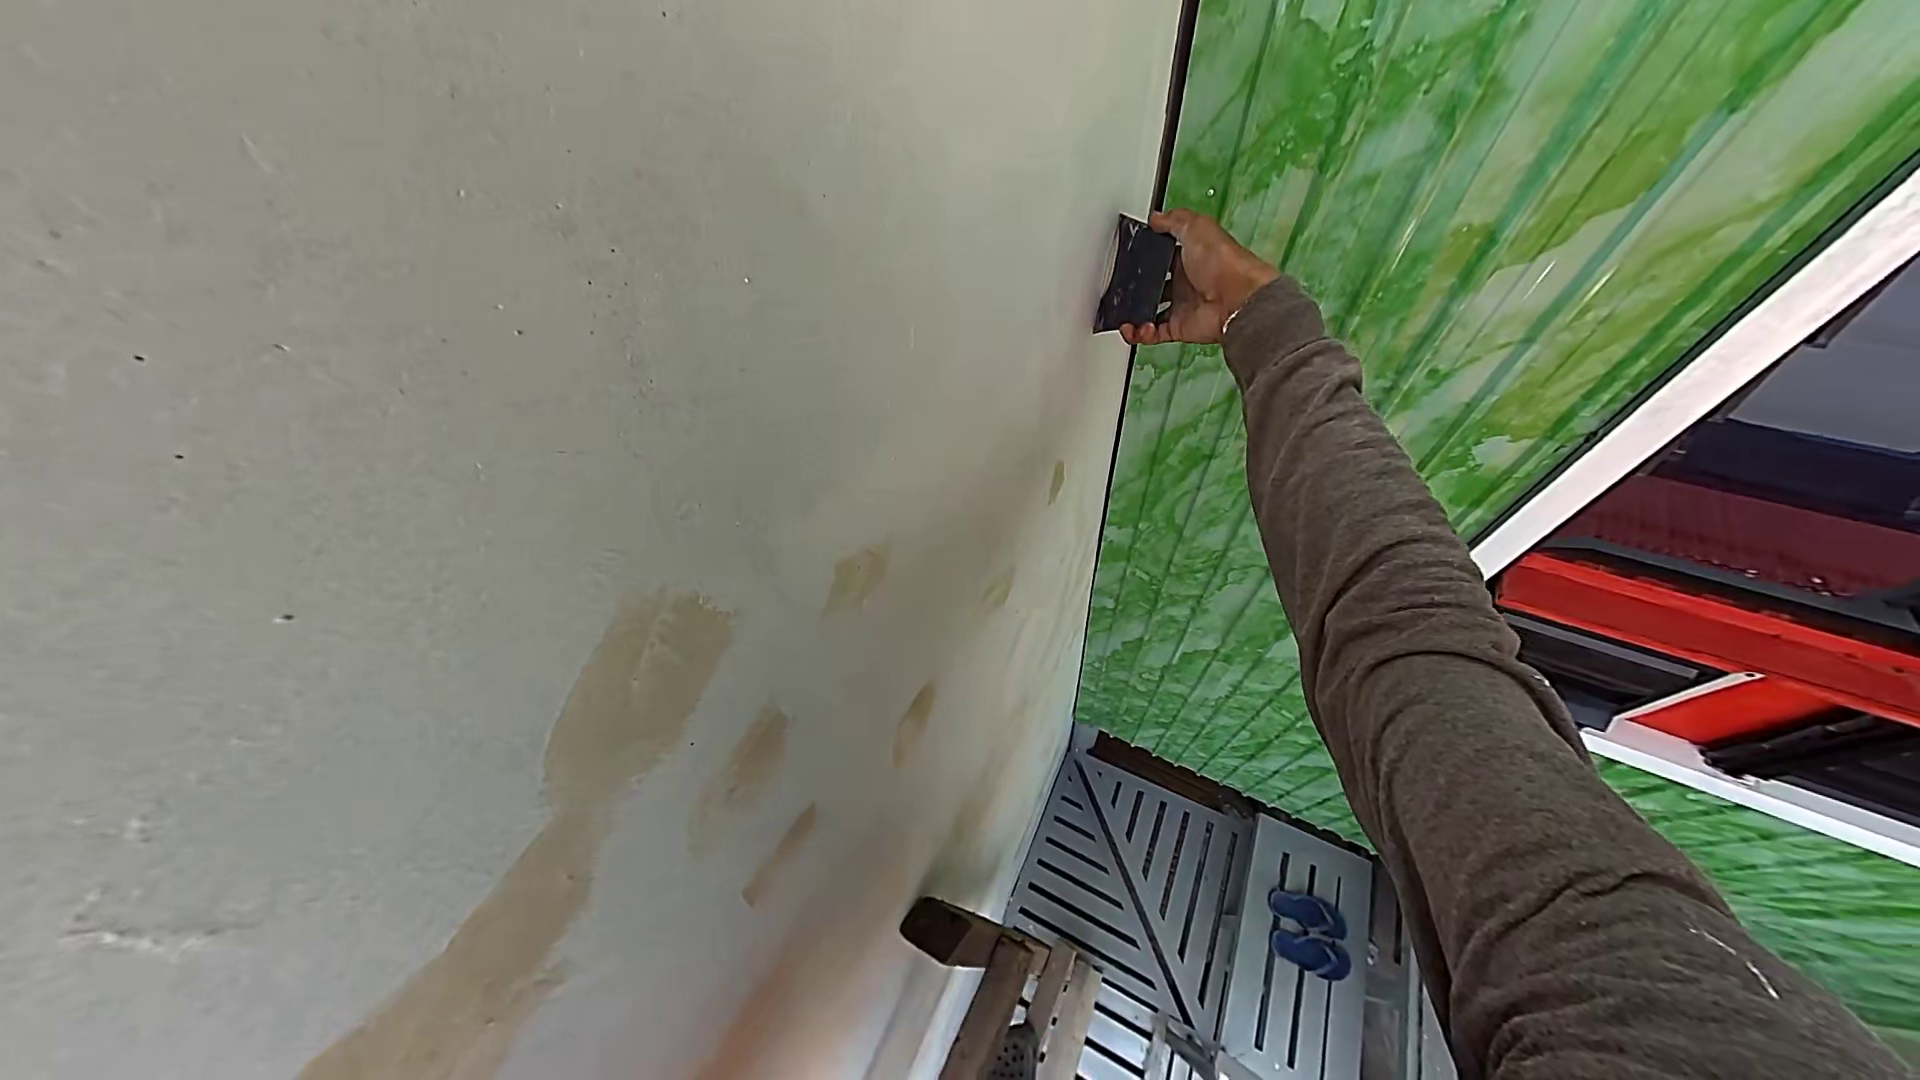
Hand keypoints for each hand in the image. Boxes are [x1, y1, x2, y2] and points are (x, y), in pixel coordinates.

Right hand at [1119, 209, 1278, 345]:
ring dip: (1134, 316)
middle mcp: (1184, 283)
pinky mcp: (1179, 327)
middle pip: (1153, 287)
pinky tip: (1134, 328)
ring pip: (1149, 313)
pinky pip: (1154, 333)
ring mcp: (1181, 306)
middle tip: (1122, 292)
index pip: (1161, 258)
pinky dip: (1140, 334)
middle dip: (1135, 291)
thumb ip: (1174, 221)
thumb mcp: (1196, 228)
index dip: (1145, 260)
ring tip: (1124, 316)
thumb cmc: (1223, 262)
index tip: (1129, 262)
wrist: (1236, 299)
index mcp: (1188, 258)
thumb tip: (1157, 217)